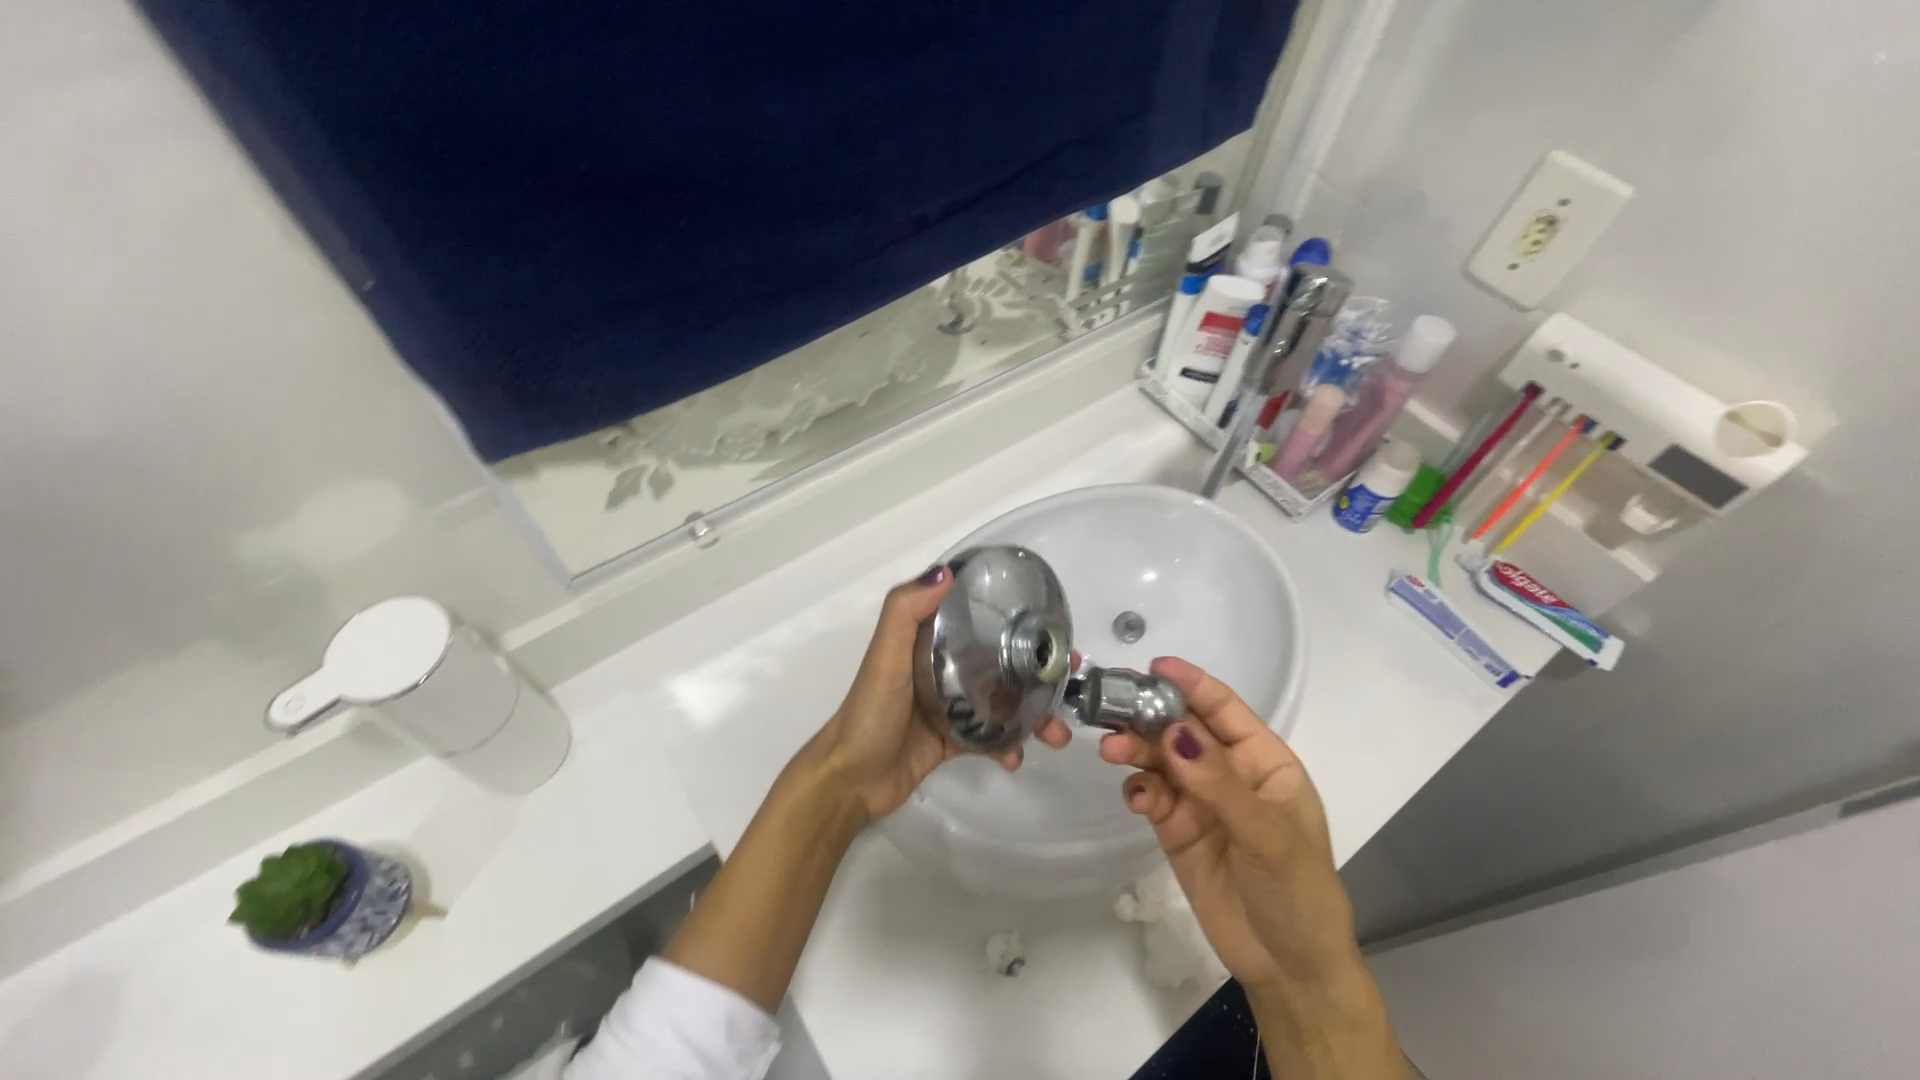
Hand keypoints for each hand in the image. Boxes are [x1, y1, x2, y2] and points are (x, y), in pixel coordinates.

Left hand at [797, 565, 1072, 822]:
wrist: (850, 781)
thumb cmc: (869, 713)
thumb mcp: (884, 658)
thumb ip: (905, 612)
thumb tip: (946, 572)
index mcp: (925, 644)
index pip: (974, 620)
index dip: (1013, 620)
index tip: (1052, 626)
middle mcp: (940, 670)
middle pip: (999, 662)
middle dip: (1037, 671)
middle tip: (1068, 680)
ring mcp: (948, 706)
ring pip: (1002, 702)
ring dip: (1033, 714)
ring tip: (1056, 731)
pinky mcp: (952, 740)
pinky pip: (991, 739)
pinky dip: (1008, 747)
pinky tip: (1015, 758)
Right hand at [1099, 657, 1357, 988]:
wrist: (1288, 966)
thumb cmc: (1298, 891)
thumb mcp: (1268, 835)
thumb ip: (1219, 784)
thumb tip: (1175, 732)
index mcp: (1264, 762)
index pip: (1225, 710)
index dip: (1192, 684)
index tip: (1154, 665)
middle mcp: (1228, 773)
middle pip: (1182, 729)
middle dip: (1149, 715)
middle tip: (1111, 708)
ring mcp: (1200, 801)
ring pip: (1160, 759)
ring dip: (1136, 750)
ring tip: (1112, 751)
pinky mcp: (1175, 830)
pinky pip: (1152, 796)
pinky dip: (1139, 790)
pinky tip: (1137, 798)